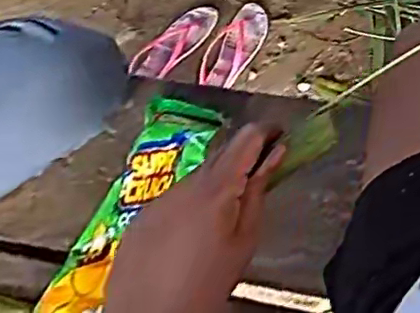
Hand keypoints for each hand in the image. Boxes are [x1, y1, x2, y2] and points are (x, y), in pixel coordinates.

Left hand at [105, 123, 285, 312]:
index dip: (267, 132)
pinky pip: (173, 198)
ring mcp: (159, 200)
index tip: (280, 137)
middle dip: (243, 158)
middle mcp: (186, 184)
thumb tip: (276, 154)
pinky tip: (190, 235)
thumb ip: (259, 191)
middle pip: (222, 153)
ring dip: (215, 184)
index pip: (247, 136)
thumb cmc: (205, 288)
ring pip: (197, 176)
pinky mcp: (139, 219)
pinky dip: (189, 204)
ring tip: (221, 218)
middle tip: (258, 178)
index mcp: (217, 186)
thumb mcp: (245, 240)